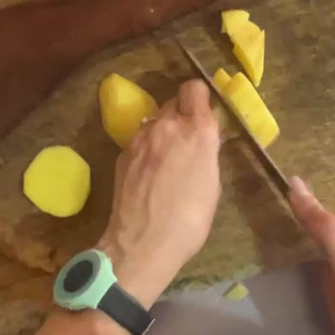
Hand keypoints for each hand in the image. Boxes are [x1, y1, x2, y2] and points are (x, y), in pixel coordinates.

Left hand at [97, 79, 222, 301]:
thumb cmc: (189, 222)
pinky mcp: (122, 155)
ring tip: (166, 161)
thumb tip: (202, 141)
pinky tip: (149, 175)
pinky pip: (140, 141)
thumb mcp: (212, 186)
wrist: (142, 244)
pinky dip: (147, 150)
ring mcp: (140, 139)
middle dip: (181, 116)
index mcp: (197, 132)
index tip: (203, 114)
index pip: (195, 89)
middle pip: (173, 103)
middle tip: (187, 141)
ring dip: (163, 133)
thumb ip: (206, 154)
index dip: (199, 99)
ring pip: (154, 122)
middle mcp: (167, 126)